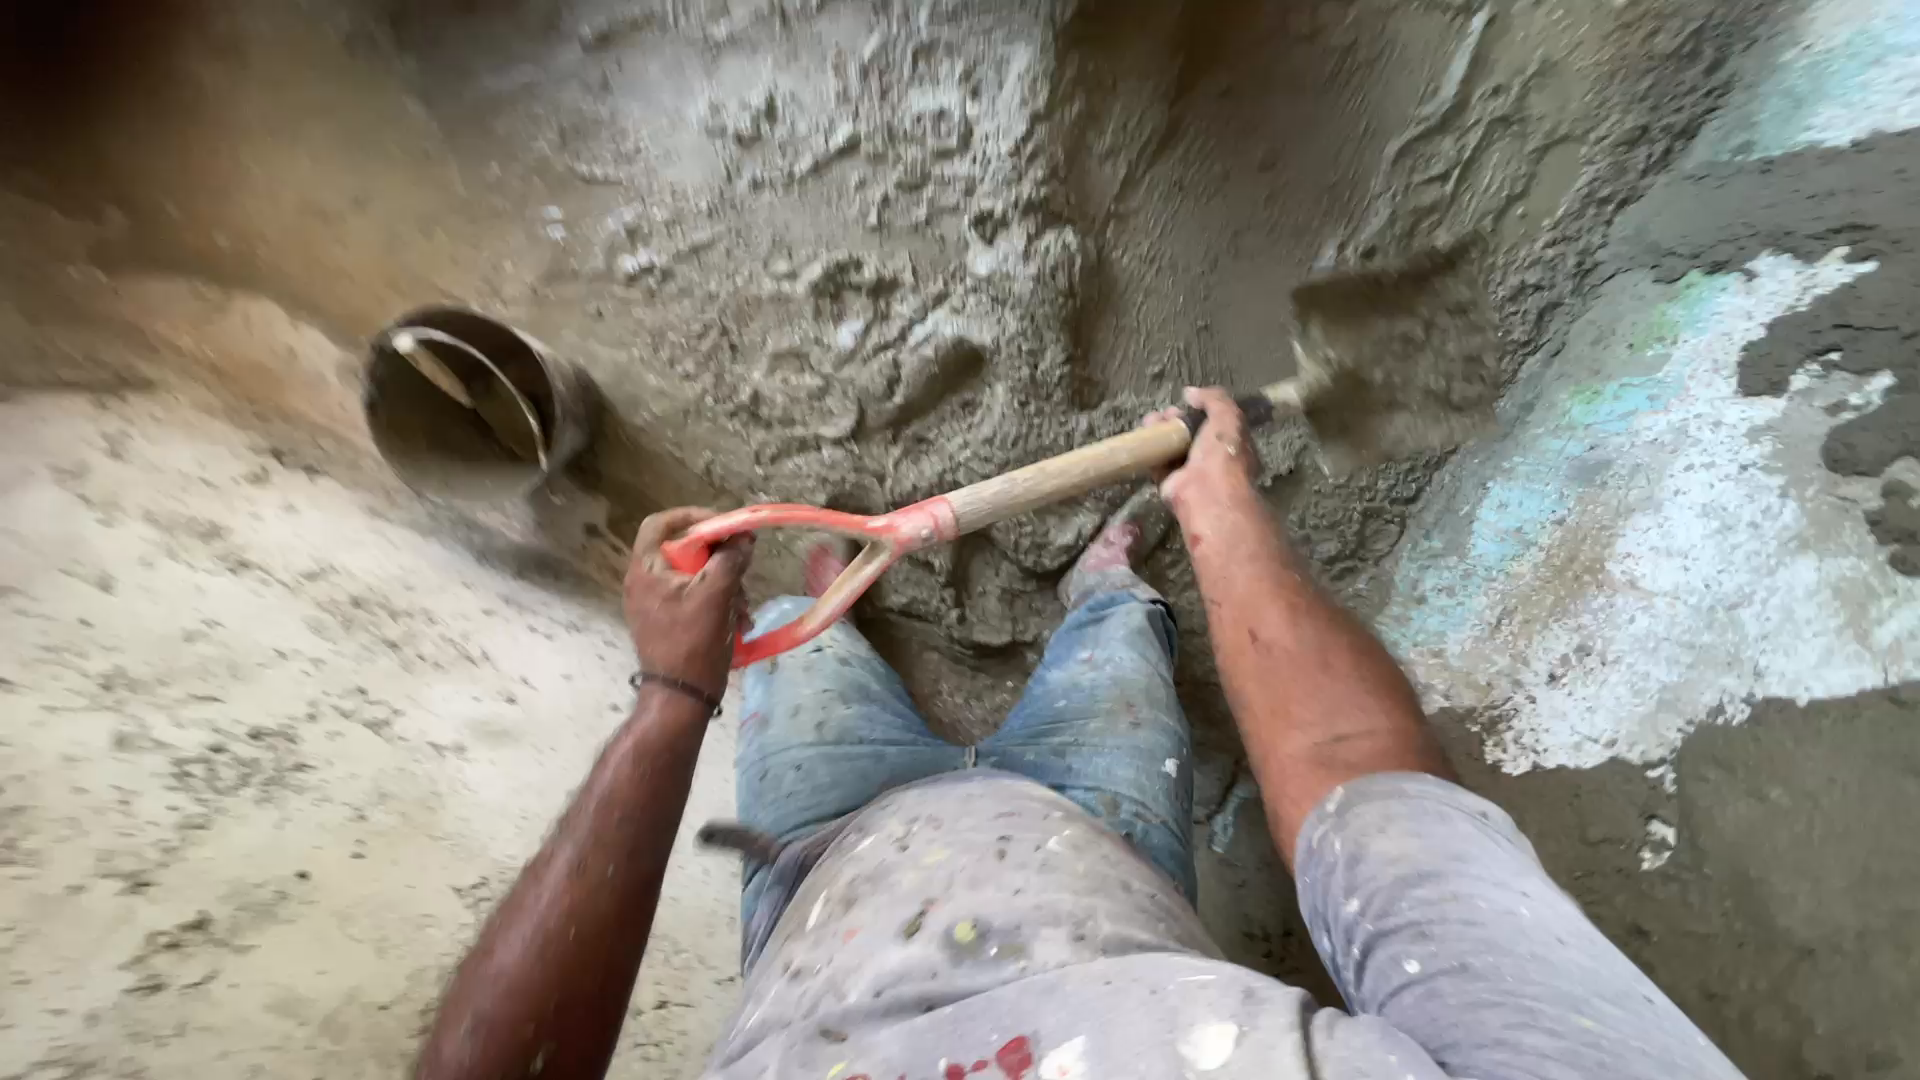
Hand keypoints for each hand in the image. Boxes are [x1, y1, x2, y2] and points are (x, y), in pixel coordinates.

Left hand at [624, 508, 753, 699]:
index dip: (694, 517)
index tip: (726, 526)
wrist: (681, 697)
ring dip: (725, 585)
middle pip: (685, 550)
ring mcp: (654, 603)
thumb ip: (730, 560)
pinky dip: (718, 603)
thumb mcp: (717, 595)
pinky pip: (695, 597)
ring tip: (744, 607)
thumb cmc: (693, 643)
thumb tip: (743, 538)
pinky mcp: (667, 621)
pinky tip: (738, 621)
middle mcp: (644, 582)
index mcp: (645, 570)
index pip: (661, 523)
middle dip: (720, 559)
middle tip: (743, 570)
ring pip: (695, 575)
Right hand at [1143, 386, 1259, 519]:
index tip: (1186, 402)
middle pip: (1191, 434)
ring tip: (1150, 421)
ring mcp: (1191, 472)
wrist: (1207, 491)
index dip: (1200, 410)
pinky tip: (1142, 438)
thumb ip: (1213, 399)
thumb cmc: (1223, 453)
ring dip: (1161, 432)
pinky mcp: (1171, 483)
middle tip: (1165, 413)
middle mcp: (1213, 458)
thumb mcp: (1228, 416)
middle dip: (1176, 420)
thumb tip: (1190, 392)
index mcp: (1232, 444)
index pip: (1215, 423)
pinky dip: (1151, 451)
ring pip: (1173, 447)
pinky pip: (1159, 464)